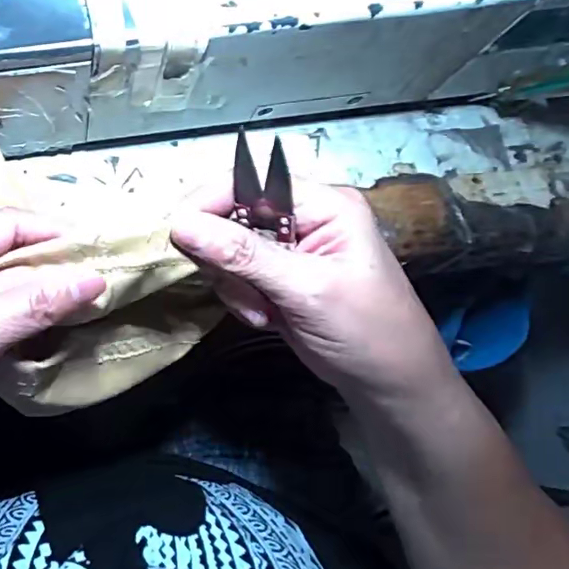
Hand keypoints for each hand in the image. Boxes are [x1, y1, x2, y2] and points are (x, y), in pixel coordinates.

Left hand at [0, 211, 107, 482]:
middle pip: (2, 242)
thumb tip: (96, 279)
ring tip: (81, 290)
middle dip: (49, 257)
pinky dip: (19, 299)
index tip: (100, 247)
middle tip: (97, 271)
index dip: (54, 232)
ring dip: (37, 280)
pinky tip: (46, 311)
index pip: (5, 223)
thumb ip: (35, 304)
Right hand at [170, 181, 454, 399]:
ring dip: (234, 284)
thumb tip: (181, 224)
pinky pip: (234, 273)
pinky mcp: (275, 275)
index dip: (209, 203)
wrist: (389, 385)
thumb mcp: (305, 290)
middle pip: (230, 215)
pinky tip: (266, 318)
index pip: (249, 183)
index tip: (179, 234)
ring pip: (225, 248)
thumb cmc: (366, 331)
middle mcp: (301, 216)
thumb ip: (242, 255)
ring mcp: (287, 247)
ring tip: (264, 312)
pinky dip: (239, 297)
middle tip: (244, 292)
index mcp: (322, 203)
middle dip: (227, 258)